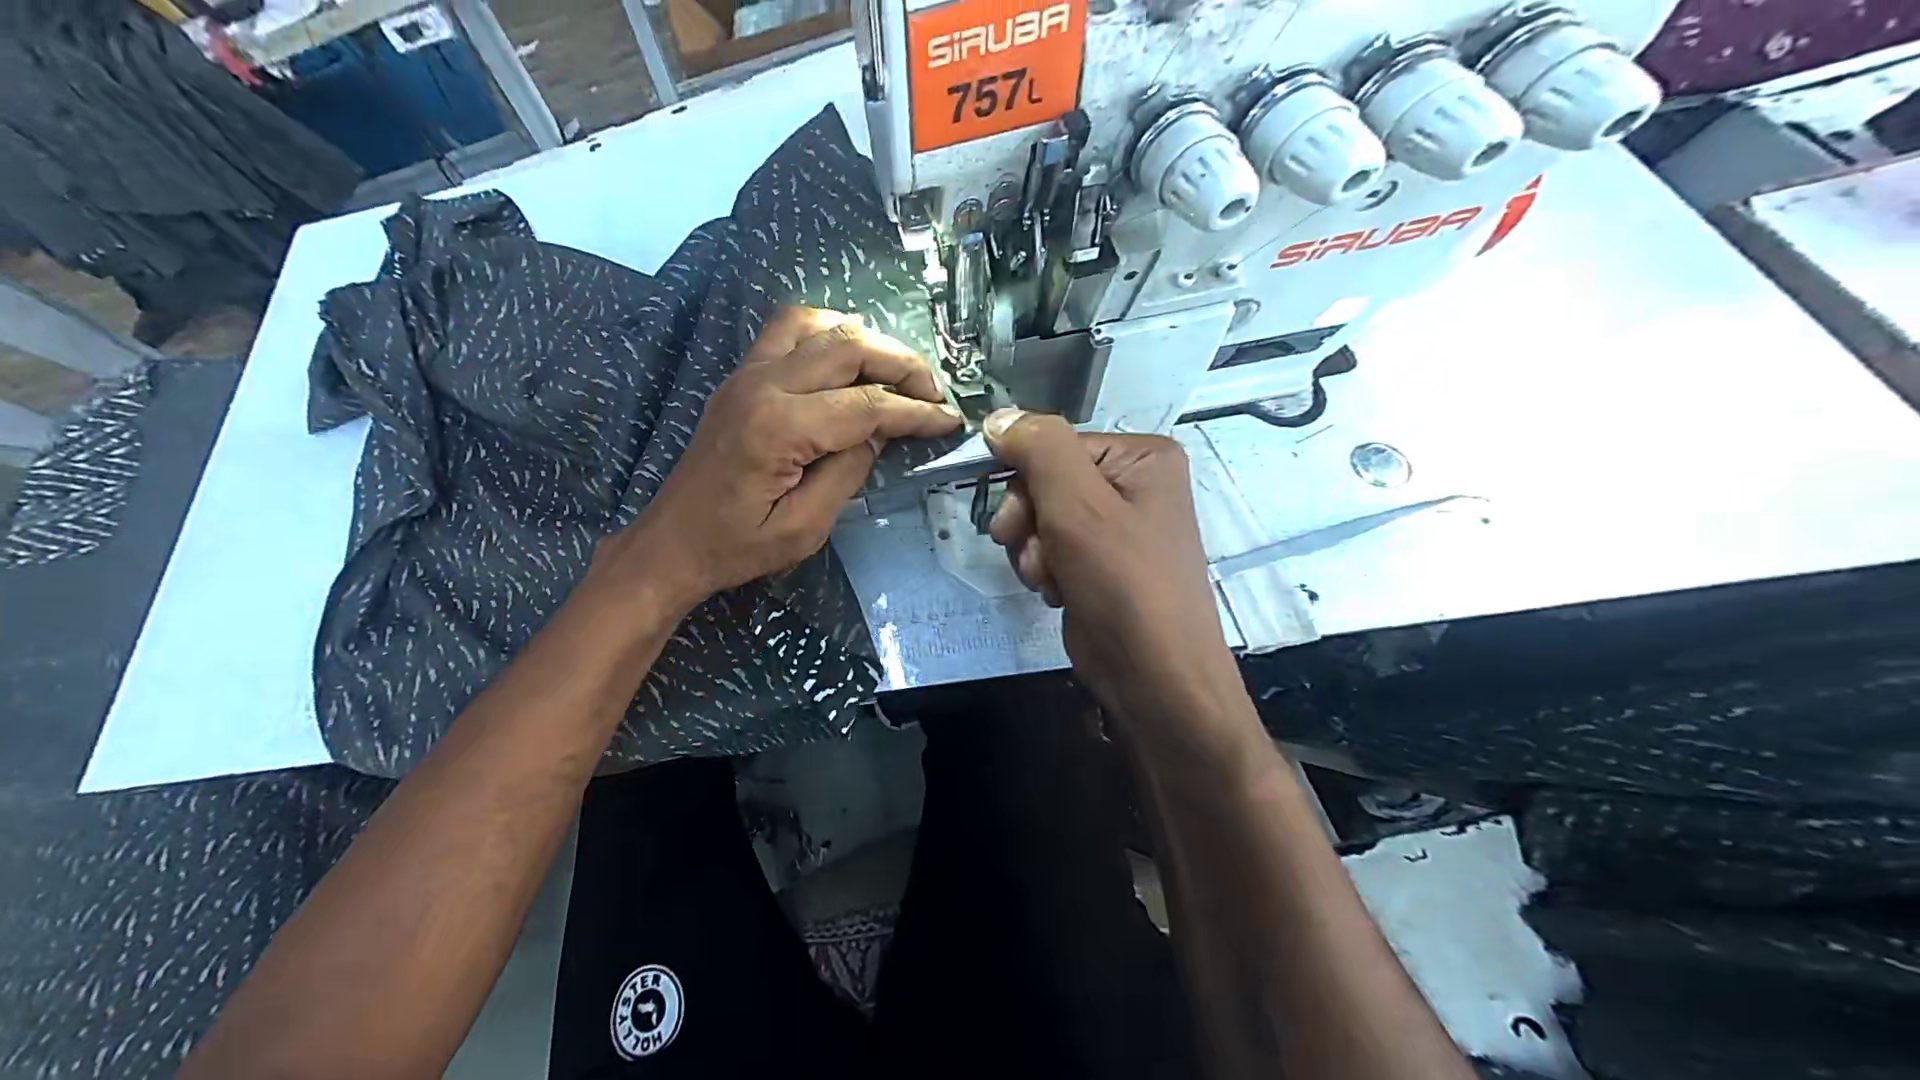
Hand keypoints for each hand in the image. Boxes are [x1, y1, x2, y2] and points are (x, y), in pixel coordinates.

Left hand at [592, 307, 961, 612]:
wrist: (672, 542)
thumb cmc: (736, 546)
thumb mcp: (804, 527)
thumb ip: (848, 473)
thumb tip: (880, 434)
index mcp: (779, 428)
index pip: (867, 406)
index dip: (915, 412)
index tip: (949, 420)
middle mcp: (762, 386)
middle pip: (848, 349)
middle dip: (902, 365)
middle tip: (934, 392)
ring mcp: (747, 374)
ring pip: (818, 326)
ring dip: (866, 339)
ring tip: (897, 370)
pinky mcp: (741, 377)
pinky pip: (787, 330)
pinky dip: (827, 332)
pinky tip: (848, 355)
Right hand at [983, 409, 1245, 737]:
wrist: (1154, 675)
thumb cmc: (1122, 582)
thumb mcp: (1076, 504)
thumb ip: (1037, 448)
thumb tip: (998, 417)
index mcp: (1143, 456)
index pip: (1056, 445)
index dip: (1026, 481)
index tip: (1014, 522)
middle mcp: (1135, 485)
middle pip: (1047, 482)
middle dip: (1030, 522)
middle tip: (1034, 554)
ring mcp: (1119, 527)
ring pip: (1043, 519)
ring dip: (1034, 551)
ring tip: (1051, 580)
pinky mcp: (1102, 563)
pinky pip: (1054, 549)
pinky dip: (1047, 570)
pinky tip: (1059, 592)